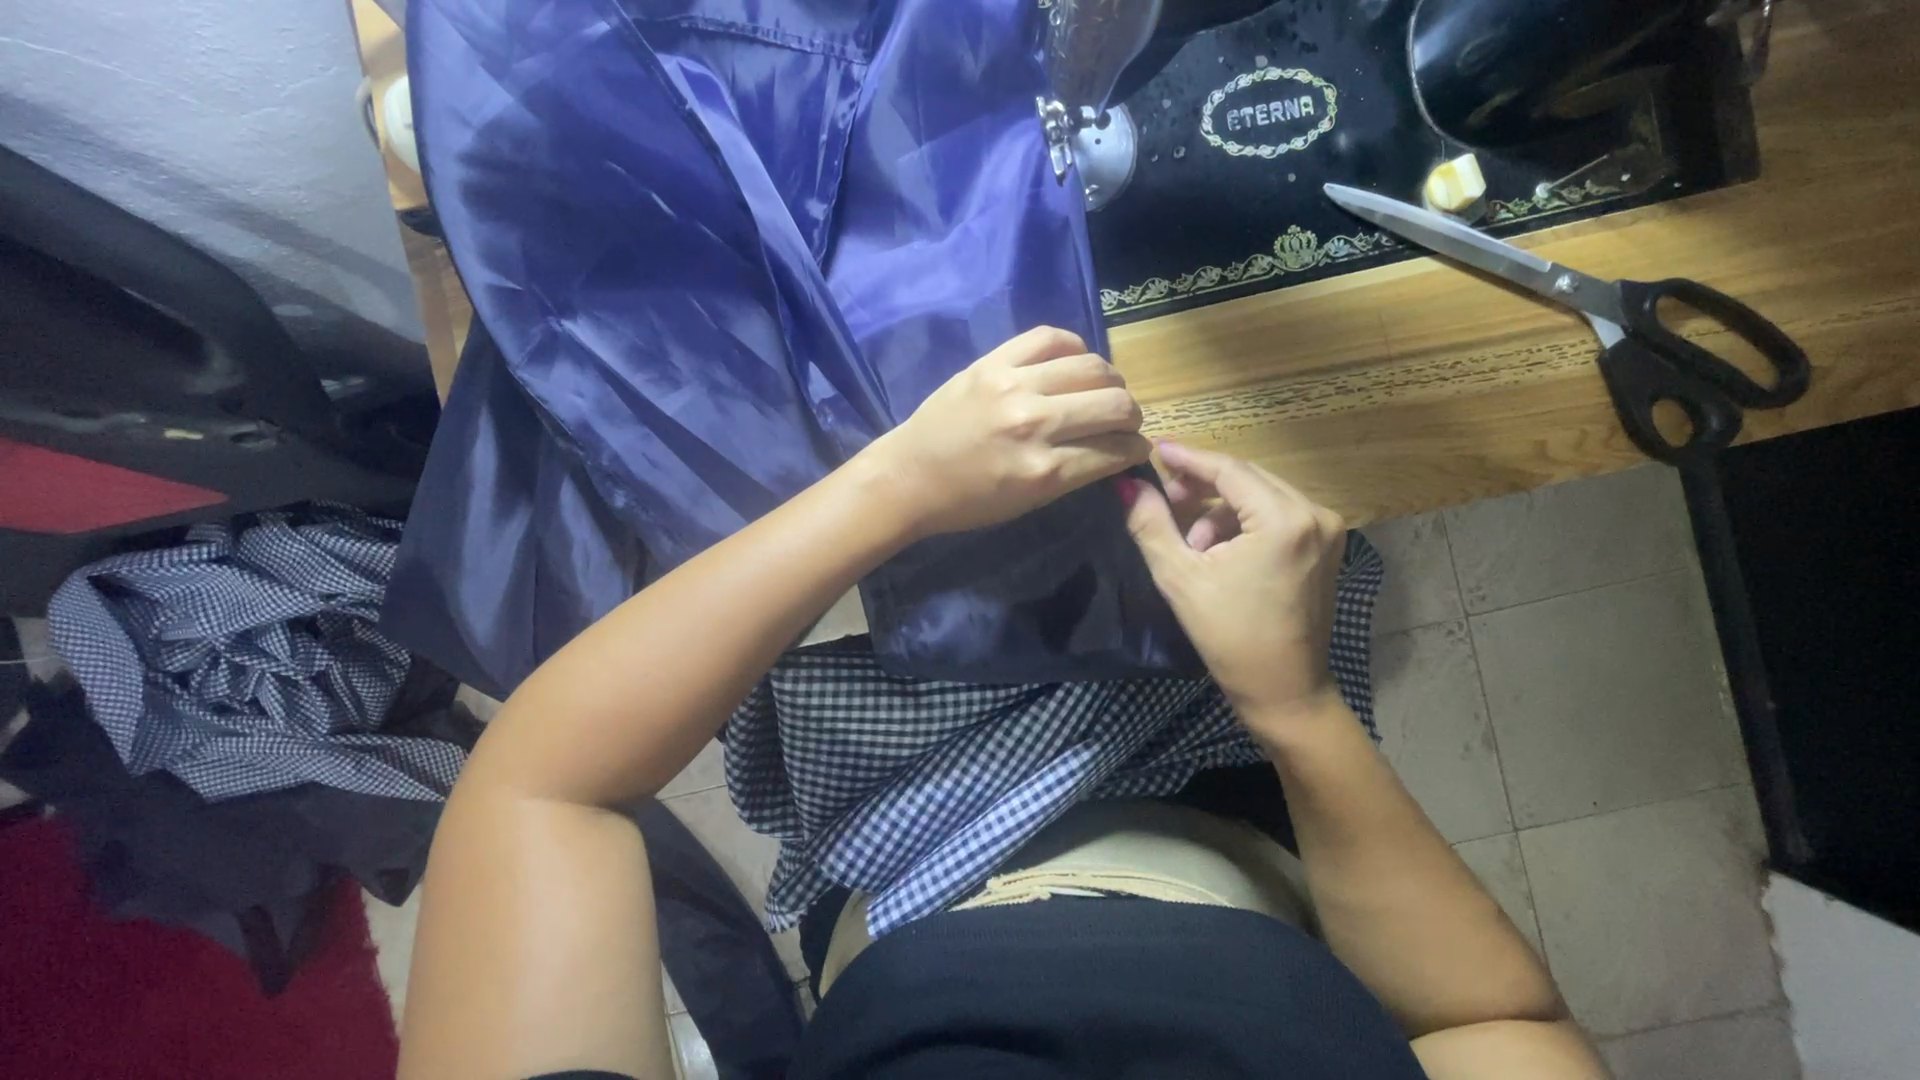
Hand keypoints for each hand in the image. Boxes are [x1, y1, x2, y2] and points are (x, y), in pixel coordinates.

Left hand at [859, 326, 1151, 537]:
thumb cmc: (968, 502)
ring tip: (1104, 390)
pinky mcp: (992, 362)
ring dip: (1111, 381)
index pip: (1116, 451)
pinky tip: (1076, 361)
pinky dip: (1074, 347)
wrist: (908, 476)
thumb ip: (1075, 473)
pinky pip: (1051, 337)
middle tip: (1125, 420)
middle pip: (1115, 405)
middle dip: (1132, 415)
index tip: (1136, 448)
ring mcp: (1012, 386)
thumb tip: (1118, 449)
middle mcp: (1035, 424)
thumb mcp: (1029, 503)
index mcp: (1044, 472)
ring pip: (1092, 367)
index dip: (1136, 449)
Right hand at [1121, 441, 1347, 731]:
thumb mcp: (1180, 577)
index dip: (1189, 458)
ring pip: (1262, 497)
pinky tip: (1220, 552)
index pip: (1229, 470)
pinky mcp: (1327, 547)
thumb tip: (1126, 485)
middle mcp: (1315, 514)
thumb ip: (1151, 524)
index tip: (1156, 450)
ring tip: (1193, 545)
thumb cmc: (1229, 636)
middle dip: (1205, 484)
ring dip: (1223, 509)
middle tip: (1166, 498)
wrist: (1283, 689)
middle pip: (1249, 478)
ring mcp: (1327, 531)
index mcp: (1284, 519)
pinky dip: (1245, 524)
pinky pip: (1278, 516)